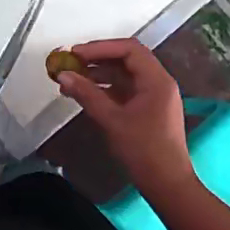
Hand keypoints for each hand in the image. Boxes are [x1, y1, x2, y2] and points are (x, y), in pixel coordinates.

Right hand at [55, 38, 196, 199]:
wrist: (165, 182)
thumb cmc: (142, 149)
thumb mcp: (112, 120)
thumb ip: (87, 94)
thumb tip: (63, 75)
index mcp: (157, 81)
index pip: (129, 50)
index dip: (100, 48)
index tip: (74, 54)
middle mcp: (158, 83)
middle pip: (127, 60)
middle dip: (96, 60)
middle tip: (69, 64)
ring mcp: (153, 97)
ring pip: (124, 76)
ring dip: (98, 75)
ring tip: (70, 80)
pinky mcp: (147, 110)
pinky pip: (124, 90)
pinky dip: (104, 89)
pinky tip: (84, 94)